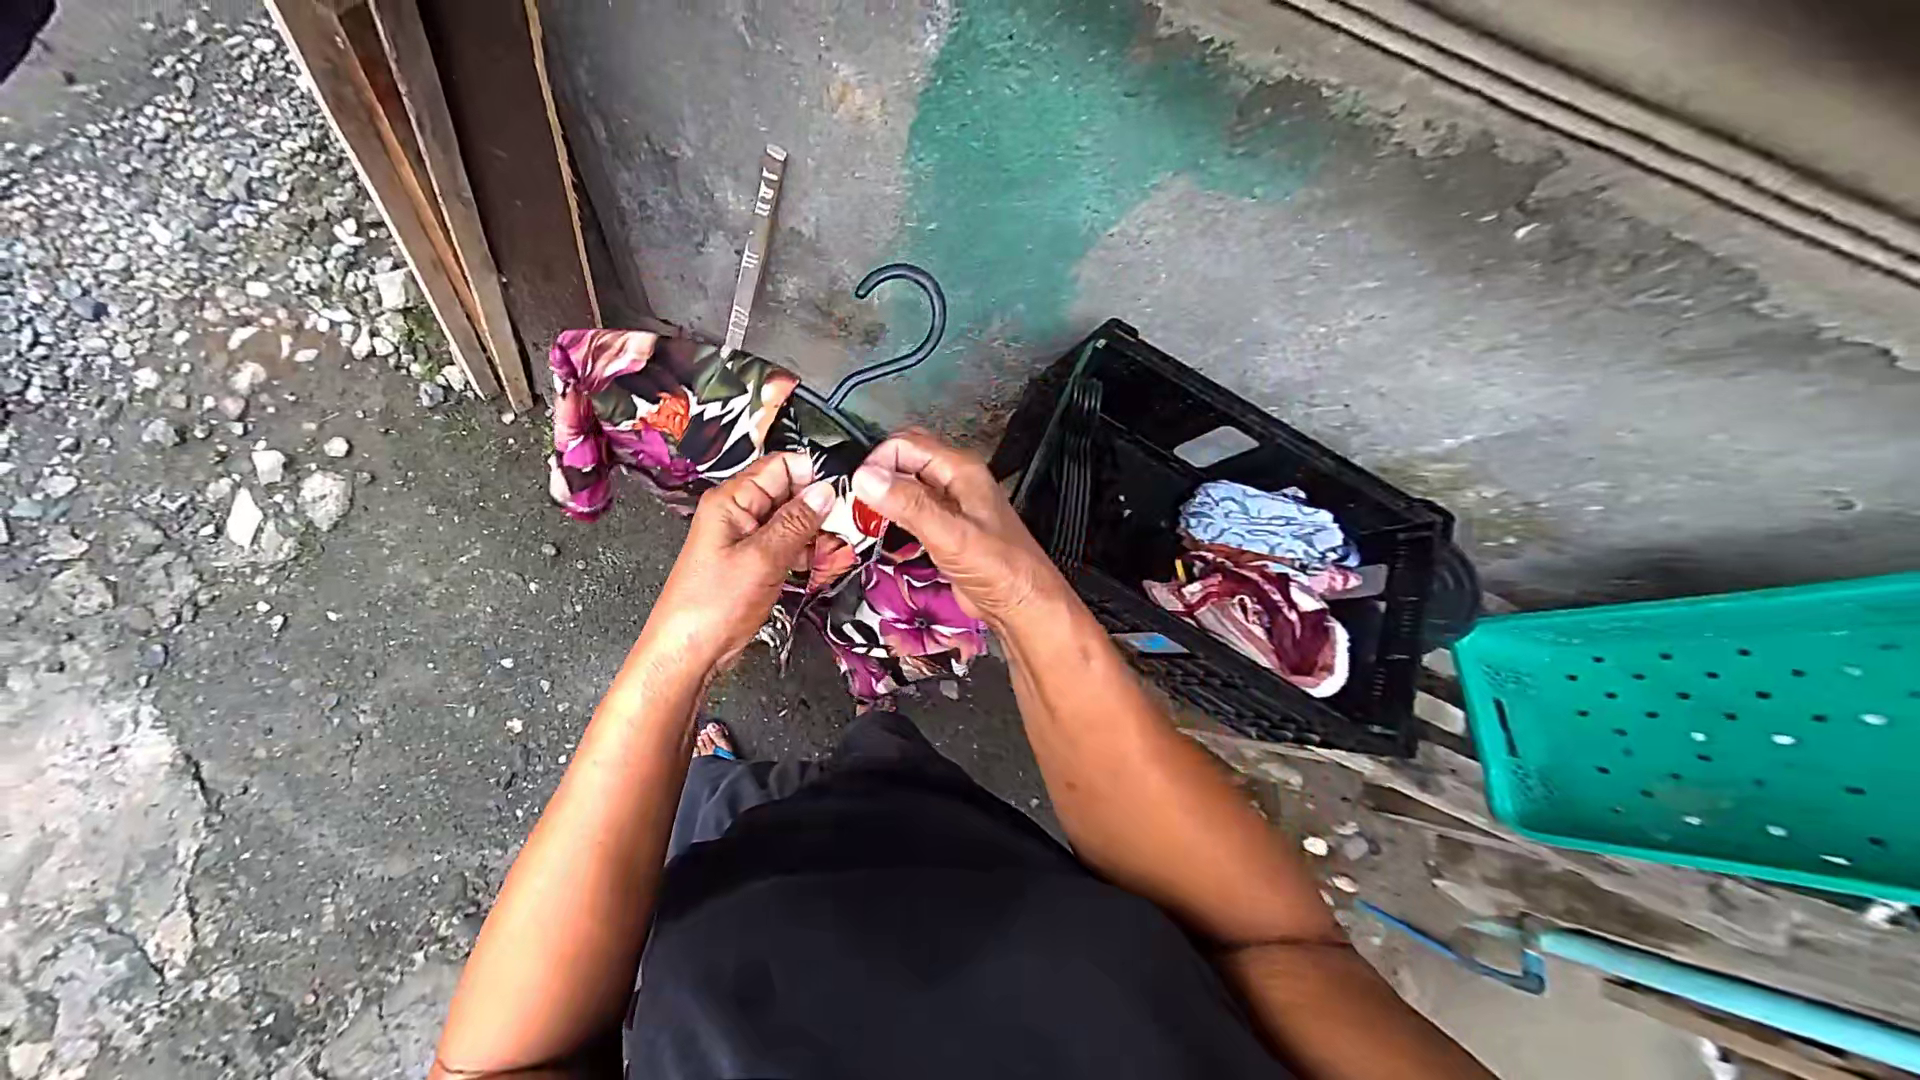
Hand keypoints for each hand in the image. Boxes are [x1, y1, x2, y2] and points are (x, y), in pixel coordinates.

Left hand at [644, 452, 835, 670]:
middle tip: (841, 535)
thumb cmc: (710, 608)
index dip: (814, 478)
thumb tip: (825, 491)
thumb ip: (797, 522)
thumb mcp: (763, 559)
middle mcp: (738, 513)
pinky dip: (807, 555)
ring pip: (795, 522)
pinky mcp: (755, 560)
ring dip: (818, 538)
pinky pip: (788, 546)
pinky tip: (820, 569)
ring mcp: (747, 538)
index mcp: (732, 500)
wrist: (689, 652)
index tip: (840, 499)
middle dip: (820, 513)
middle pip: (792, 494)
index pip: (782, 466)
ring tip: (832, 558)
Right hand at [851, 431, 1065, 628]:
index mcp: (961, 469)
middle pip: (905, 460)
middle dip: (878, 476)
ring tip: (864, 519)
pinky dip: (895, 517)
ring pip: (907, 486)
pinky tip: (884, 534)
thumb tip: (867, 478)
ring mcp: (951, 503)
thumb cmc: (999, 569)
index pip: (905, 444)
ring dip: (884, 498)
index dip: (878, 463)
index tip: (860, 492)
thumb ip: (909, 505)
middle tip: (858, 504)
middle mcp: (956, 479)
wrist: (1022, 604)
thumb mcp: (950, 535)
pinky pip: (913, 510)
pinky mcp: (946, 527)